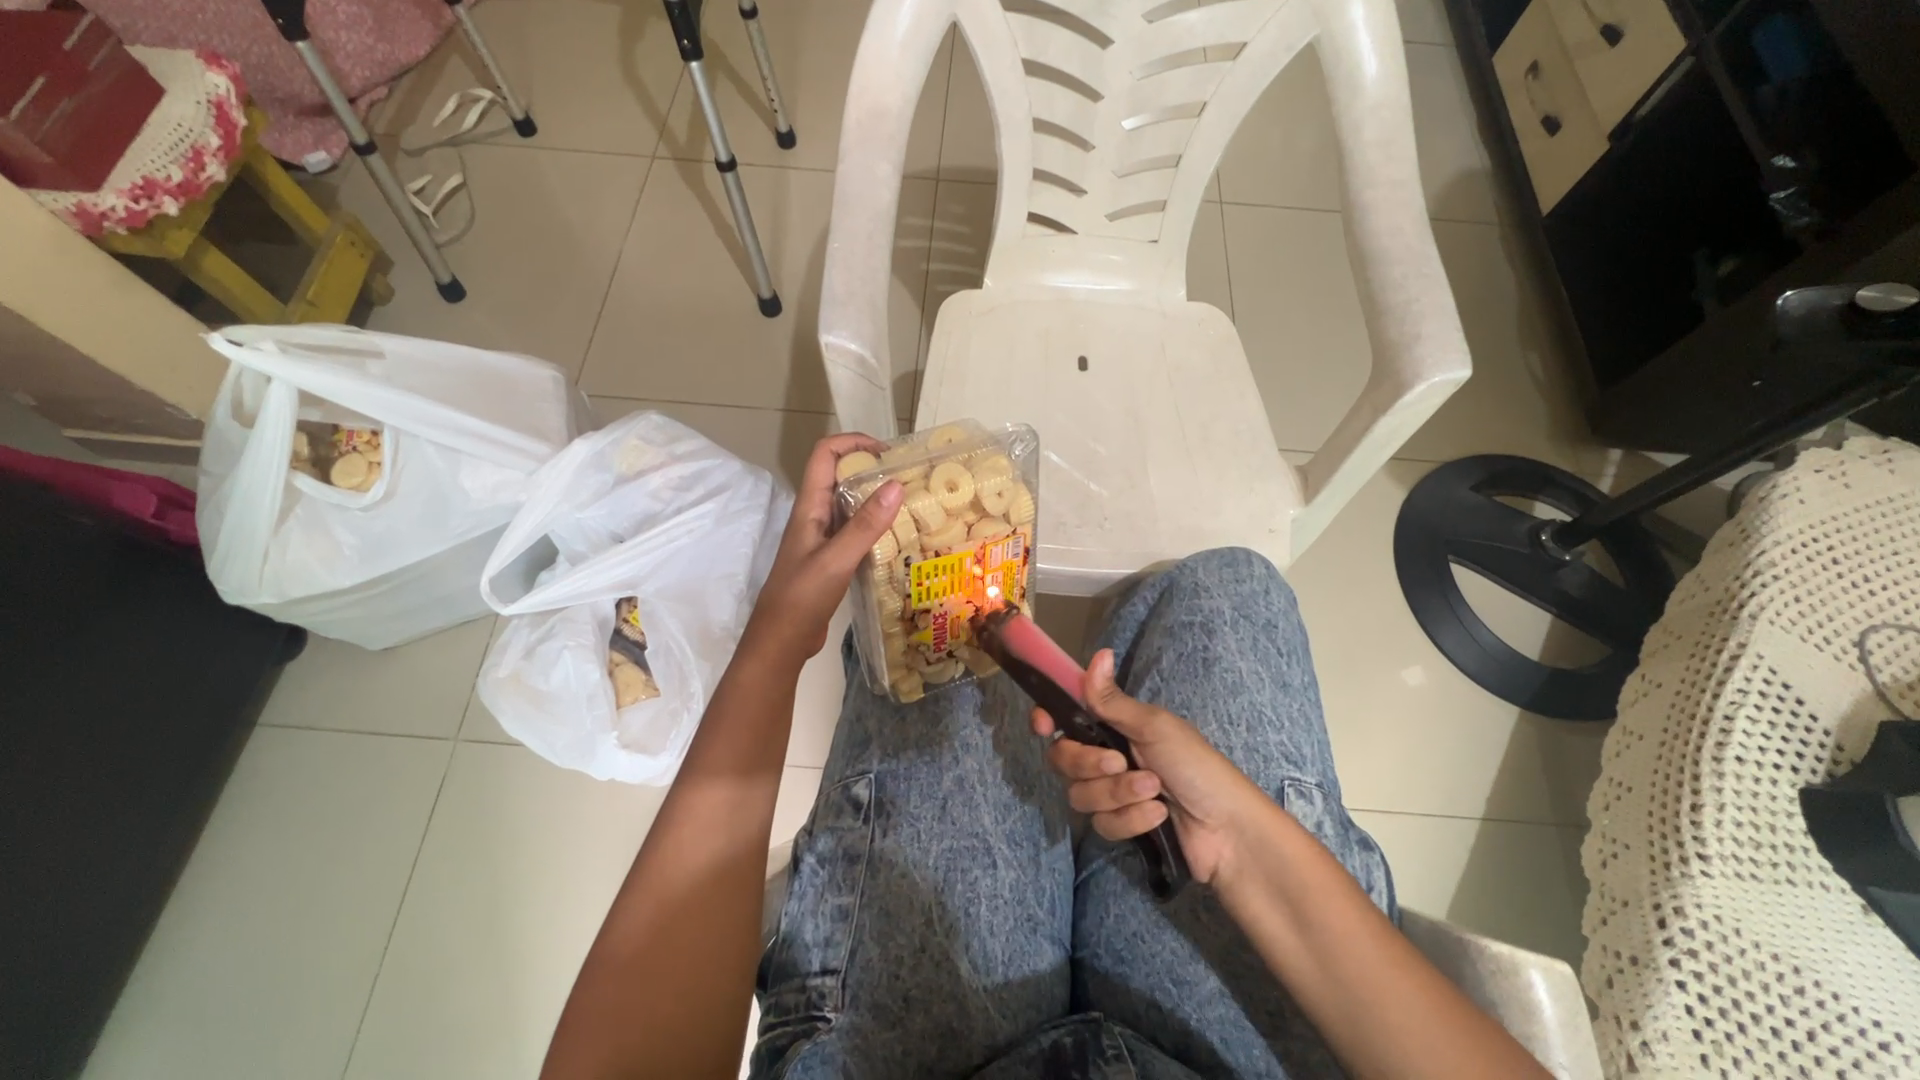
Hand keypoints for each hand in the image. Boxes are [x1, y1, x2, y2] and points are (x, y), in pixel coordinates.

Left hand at [743, 434, 901, 665]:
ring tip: (913, 505)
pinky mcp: (832, 560)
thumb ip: (865, 524)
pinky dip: (877, 528)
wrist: (782, 640)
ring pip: (851, 506)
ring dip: (878, 500)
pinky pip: (856, 532)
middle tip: (911, 479)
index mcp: (809, 507)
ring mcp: (823, 538)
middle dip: (873, 470)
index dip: (853, 442)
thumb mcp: (837, 559)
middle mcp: (815, 516)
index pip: (825, 455)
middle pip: (842, 477)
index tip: (887, 452)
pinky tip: (900, 539)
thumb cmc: (802, 596)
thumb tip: (895, 484)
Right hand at [1032, 649, 1271, 884]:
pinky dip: (1131, 819)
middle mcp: (1107, 756)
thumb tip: (1098, 653)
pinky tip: (1158, 816)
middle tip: (1120, 762)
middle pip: (1063, 759)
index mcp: (1114, 726)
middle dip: (1089, 764)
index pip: (1064, 718)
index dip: (1045, 720)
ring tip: (1154, 790)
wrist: (1226, 828)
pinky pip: (1102, 824)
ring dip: (1118, 793)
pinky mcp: (1121, 825)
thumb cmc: (1196, 765)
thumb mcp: (1154, 726)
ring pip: (1080, 795)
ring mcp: (1112, 793)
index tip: (1043, 726)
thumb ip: (1112, 700)